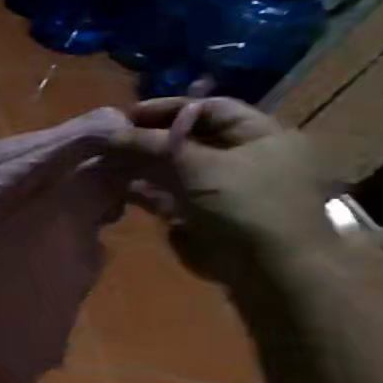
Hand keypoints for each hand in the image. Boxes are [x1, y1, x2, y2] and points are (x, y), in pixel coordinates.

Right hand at [111, 97, 336, 284]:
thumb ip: (153, 144)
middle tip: (113, 142)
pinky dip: (151, 192)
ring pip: (180, 169)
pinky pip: (177, 196)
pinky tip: (124, 190)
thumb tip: (111, 132)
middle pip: (193, 138)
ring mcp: (230, 191)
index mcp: (263, 135)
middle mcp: (249, 158)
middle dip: (152, 139)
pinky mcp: (213, 218)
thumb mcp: (197, 165)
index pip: (210, 108)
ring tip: (110, 164)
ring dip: (146, 165)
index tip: (127, 116)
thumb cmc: (245, 206)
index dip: (168, 109)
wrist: (271, 273)